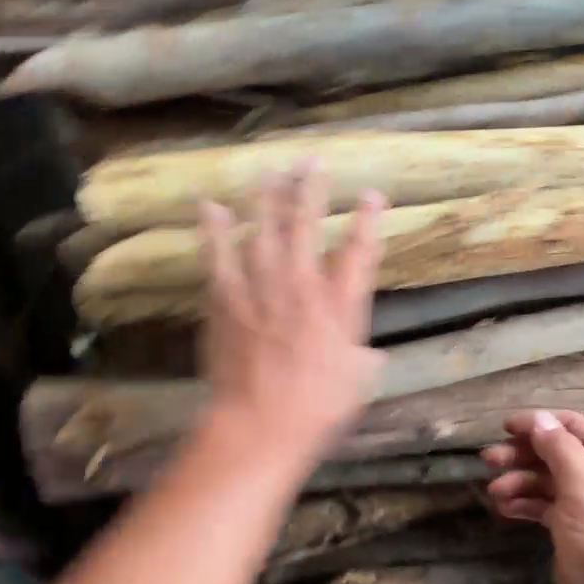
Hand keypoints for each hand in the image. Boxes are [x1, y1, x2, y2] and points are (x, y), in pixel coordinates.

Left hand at [198, 161, 386, 455]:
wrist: (259, 424)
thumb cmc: (317, 408)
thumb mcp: (357, 382)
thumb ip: (363, 358)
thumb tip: (370, 353)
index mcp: (340, 306)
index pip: (359, 252)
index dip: (368, 220)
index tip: (373, 194)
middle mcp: (302, 286)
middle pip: (307, 226)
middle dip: (312, 189)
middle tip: (313, 160)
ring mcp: (260, 289)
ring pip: (264, 231)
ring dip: (267, 198)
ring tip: (270, 171)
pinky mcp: (225, 299)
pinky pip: (218, 255)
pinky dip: (214, 229)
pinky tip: (211, 206)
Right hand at [483, 410, 583, 583]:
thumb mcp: (582, 489)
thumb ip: (561, 450)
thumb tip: (538, 418)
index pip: (572, 428)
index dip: (540, 423)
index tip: (506, 427)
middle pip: (553, 453)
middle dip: (521, 453)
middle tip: (489, 459)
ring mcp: (581, 505)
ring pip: (543, 480)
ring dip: (518, 480)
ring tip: (494, 492)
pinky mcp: (567, 529)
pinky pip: (540, 506)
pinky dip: (522, 503)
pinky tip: (504, 508)